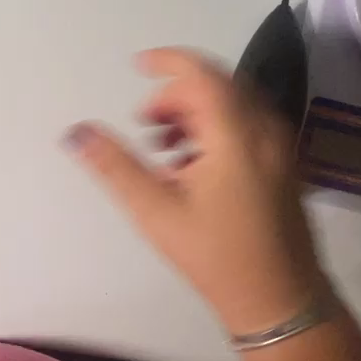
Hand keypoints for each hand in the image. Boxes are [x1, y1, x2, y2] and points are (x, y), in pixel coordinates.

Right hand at [65, 47, 327, 334]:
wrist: (279, 299)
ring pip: (235, 106)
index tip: (136, 66)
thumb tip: (76, 132)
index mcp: (236, 136)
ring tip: (162, 147)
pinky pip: (247, 125)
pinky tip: (189, 166)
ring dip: (194, 112)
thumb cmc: (214, 255)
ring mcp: (280, 148)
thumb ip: (115, 166)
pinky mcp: (284, 165)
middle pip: (219, 86)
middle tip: (143, 121)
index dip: (168, 61)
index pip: (204, 75)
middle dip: (176, 93)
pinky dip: (214, 128)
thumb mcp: (155, 211)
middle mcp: (266, 132)